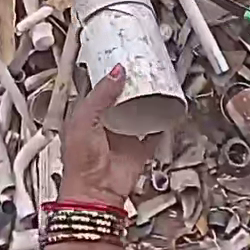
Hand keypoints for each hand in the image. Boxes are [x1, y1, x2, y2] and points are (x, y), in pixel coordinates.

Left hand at [59, 65, 152, 207]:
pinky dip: (162, 124)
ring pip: (139, 112)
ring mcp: (123, 135)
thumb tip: (117, 72)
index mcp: (87, 114)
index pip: (99, 87)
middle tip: (143, 67)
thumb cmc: (81, 162)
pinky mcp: (138, 148)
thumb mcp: (85, 119)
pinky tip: (168, 112)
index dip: (109, 74)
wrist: (96, 192)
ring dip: (147, 100)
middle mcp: (106, 123)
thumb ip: (101, 95)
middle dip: (132, 84)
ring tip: (158, 83)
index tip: (122, 57)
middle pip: (122, 97)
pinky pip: (154, 133)